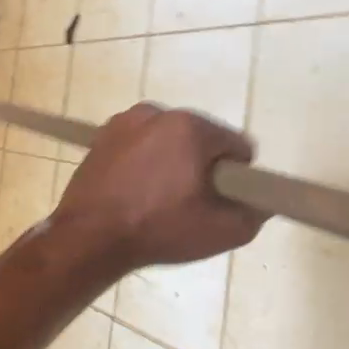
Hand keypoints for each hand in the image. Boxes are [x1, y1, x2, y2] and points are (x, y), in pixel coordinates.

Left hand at [55, 103, 267, 268]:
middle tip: (189, 201)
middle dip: (201, 165)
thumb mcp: (228, 229)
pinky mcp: (99, 138)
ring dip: (171, 162)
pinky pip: (138, 147)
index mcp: (187, 126)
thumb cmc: (160, 228)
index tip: (219, 199)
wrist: (89, 235)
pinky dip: (143, 163)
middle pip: (198, 140)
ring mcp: (120, 123)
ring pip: (166, 142)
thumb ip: (256, 209)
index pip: (235, 145)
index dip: (236, 175)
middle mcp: (152, 113)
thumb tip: (258, 198)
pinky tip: (136, 190)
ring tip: (160, 198)